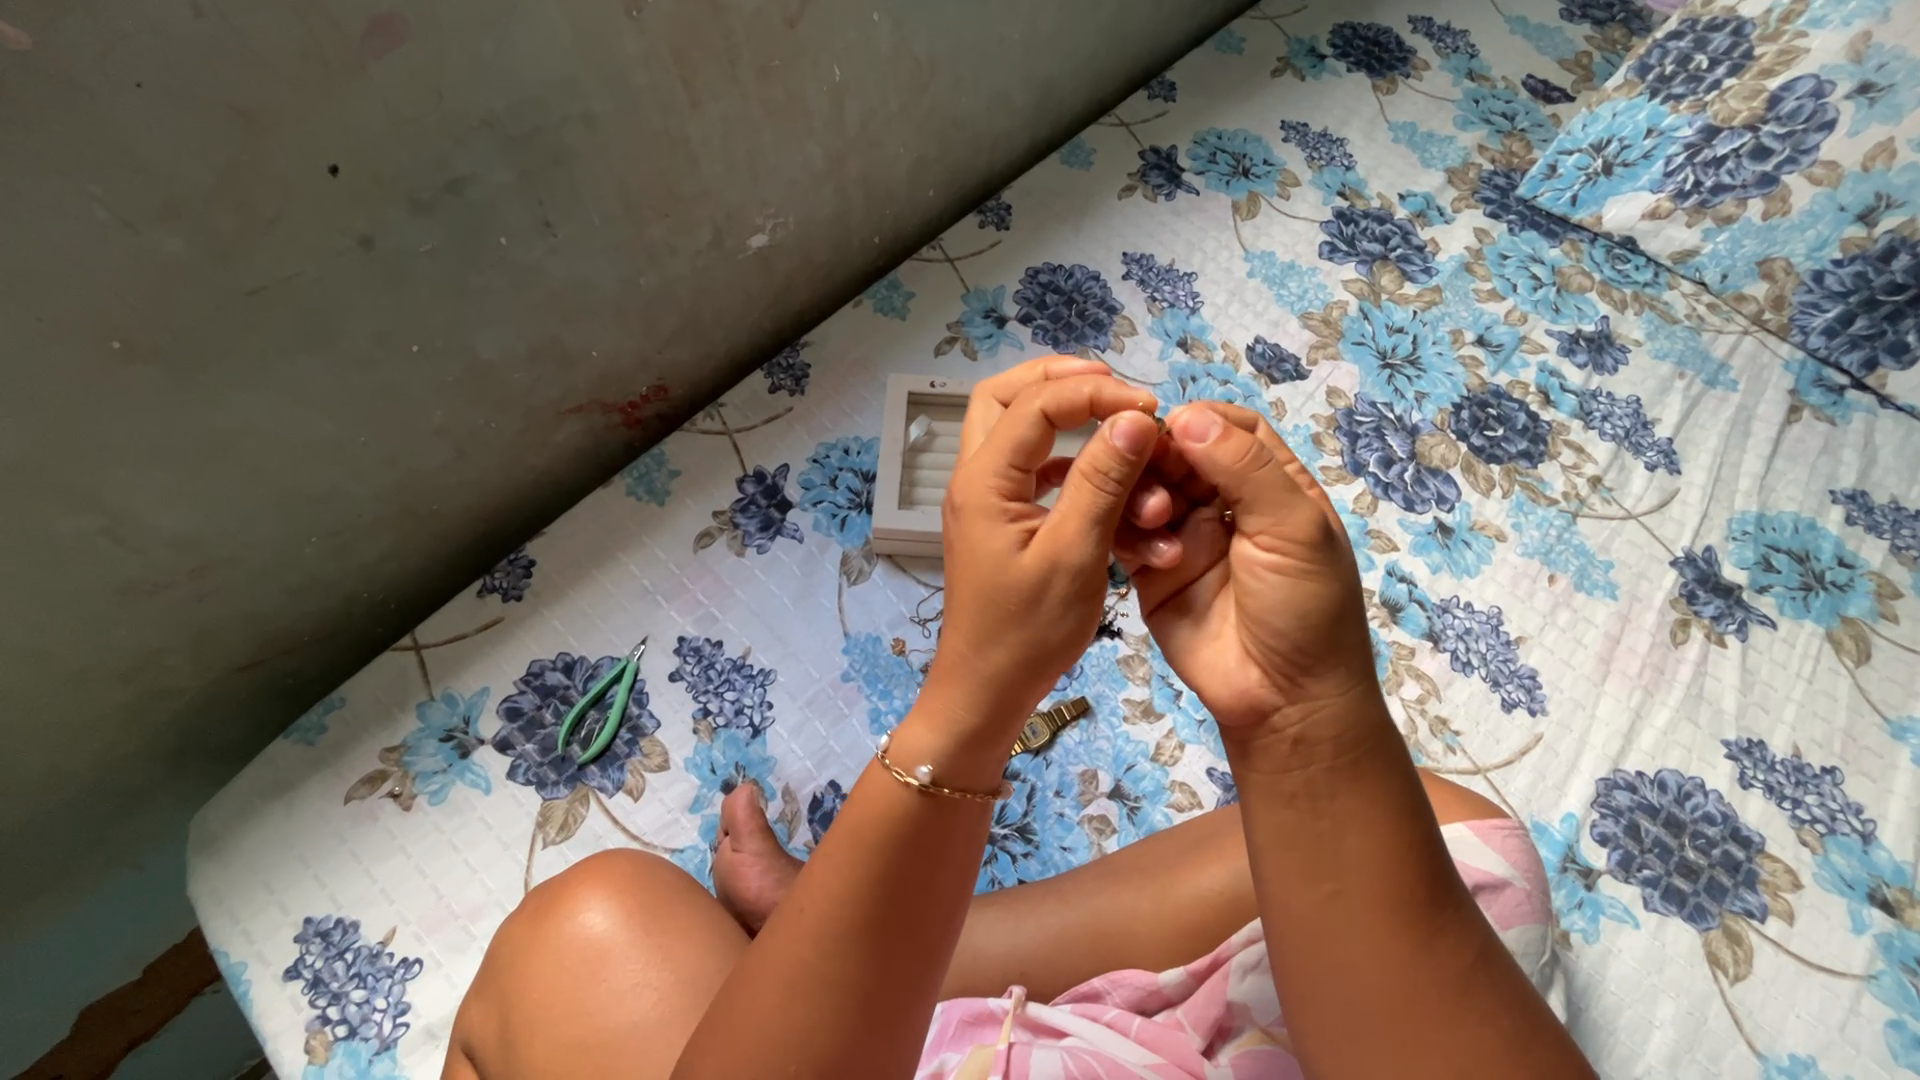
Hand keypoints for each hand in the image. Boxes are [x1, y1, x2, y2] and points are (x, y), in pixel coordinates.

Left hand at [928, 359, 1162, 730]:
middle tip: (1109, 381)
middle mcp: (976, 479)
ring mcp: (984, 502)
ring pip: (1013, 431)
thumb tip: (1134, 417)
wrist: (987, 690)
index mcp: (985, 480)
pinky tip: (1100, 473)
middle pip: (1003, 397)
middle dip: (1057, 381)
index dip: (1095, 394)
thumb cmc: (1028, 631)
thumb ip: (1102, 482)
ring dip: (1059, 415)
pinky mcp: (999, 523)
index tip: (1148, 407)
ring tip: (1111, 414)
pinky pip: (1027, 471)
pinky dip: (1062, 459)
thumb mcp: (1074, 554)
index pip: (1036, 404)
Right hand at [1131, 402, 1378, 738]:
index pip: (1231, 429)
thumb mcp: (1293, 529)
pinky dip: (1129, 534)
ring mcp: (1184, 537)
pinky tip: (1150, 553)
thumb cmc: (1305, 608)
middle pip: (1179, 456)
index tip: (1168, 428)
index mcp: (1271, 485)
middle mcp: (1224, 504)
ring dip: (1143, 496)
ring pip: (1147, 492)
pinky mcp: (1152, 572)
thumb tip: (1186, 415)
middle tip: (1147, 470)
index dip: (1199, 421)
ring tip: (1154, 518)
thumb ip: (1245, 469)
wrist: (1281, 700)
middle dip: (1161, 458)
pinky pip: (1127, 536)